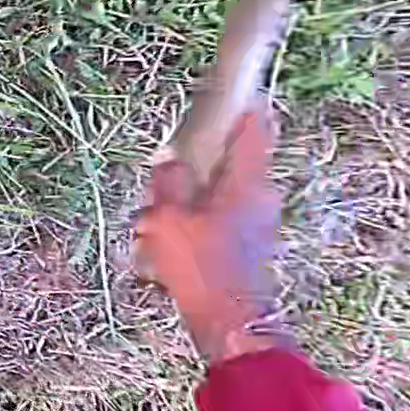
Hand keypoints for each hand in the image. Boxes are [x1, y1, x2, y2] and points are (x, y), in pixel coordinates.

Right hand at [136, 111, 287, 363]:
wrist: (229, 319)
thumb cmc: (199, 262)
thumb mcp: (168, 217)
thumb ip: (168, 183)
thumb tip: (169, 160)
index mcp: (246, 183)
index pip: (253, 131)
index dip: (244, 107)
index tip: (231, 91)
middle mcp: (258, 197)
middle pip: (226, 163)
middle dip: (191, 165)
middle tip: (160, 176)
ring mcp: (253, 222)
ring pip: (214, 193)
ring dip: (183, 199)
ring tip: (151, 221)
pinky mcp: (243, 243)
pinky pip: (211, 217)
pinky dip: (188, 220)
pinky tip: (161, 241)